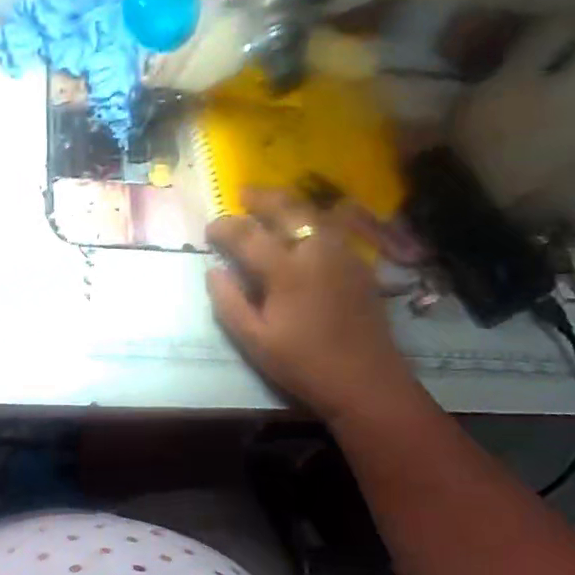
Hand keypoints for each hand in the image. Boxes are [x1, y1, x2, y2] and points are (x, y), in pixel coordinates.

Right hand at [206, 192, 416, 420]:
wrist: (365, 380)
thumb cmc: (303, 364)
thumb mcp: (255, 341)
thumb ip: (229, 303)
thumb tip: (213, 271)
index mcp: (286, 270)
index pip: (247, 234)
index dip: (224, 227)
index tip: (210, 230)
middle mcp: (316, 250)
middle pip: (287, 208)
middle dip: (261, 198)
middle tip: (242, 195)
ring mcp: (342, 254)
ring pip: (315, 213)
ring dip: (290, 204)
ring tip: (273, 205)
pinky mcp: (359, 265)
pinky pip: (334, 229)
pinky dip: (314, 219)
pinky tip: (307, 230)